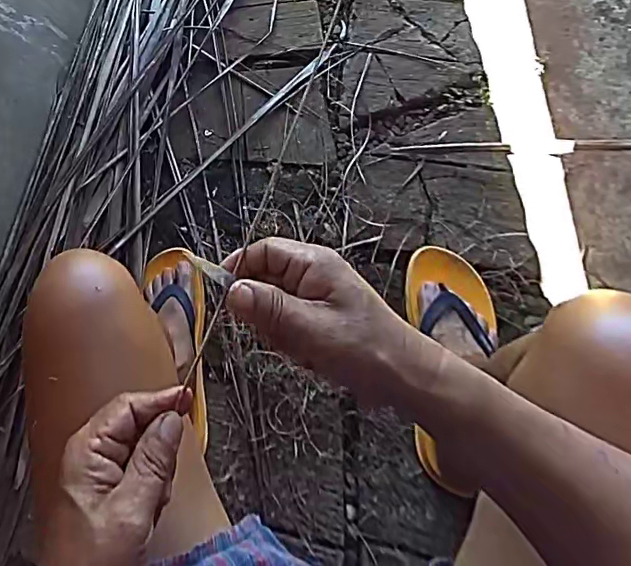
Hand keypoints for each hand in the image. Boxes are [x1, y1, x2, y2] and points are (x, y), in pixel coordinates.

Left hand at [45, 385, 190, 565]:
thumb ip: (153, 461)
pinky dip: (149, 489)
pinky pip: (137, 475)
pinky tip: (146, 512)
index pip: (128, 405)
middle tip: (161, 483)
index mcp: (87, 448)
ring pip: (141, 452)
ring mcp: (95, 473)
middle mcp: (88, 454)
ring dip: (155, 476)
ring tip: (150, 506)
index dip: (159, 400)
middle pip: (137, 426)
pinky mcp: (103, 492)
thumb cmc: (90, 563)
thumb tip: (171, 419)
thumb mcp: (131, 511)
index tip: (186, 396)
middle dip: (157, 452)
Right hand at [223, 237, 428, 406]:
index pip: (262, 251)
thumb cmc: (366, 349)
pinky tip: (309, 355)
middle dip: (264, 310)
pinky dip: (291, 340)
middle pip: (264, 279)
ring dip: (278, 330)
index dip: (238, 269)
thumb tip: (231, 291)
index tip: (223, 296)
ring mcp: (316, 294)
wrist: (407, 378)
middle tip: (278, 335)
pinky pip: (288, 322)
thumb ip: (269, 308)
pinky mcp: (319, 315)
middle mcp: (312, 272)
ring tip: (302, 348)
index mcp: (312, 262)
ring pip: (273, 304)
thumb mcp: (311, 329)